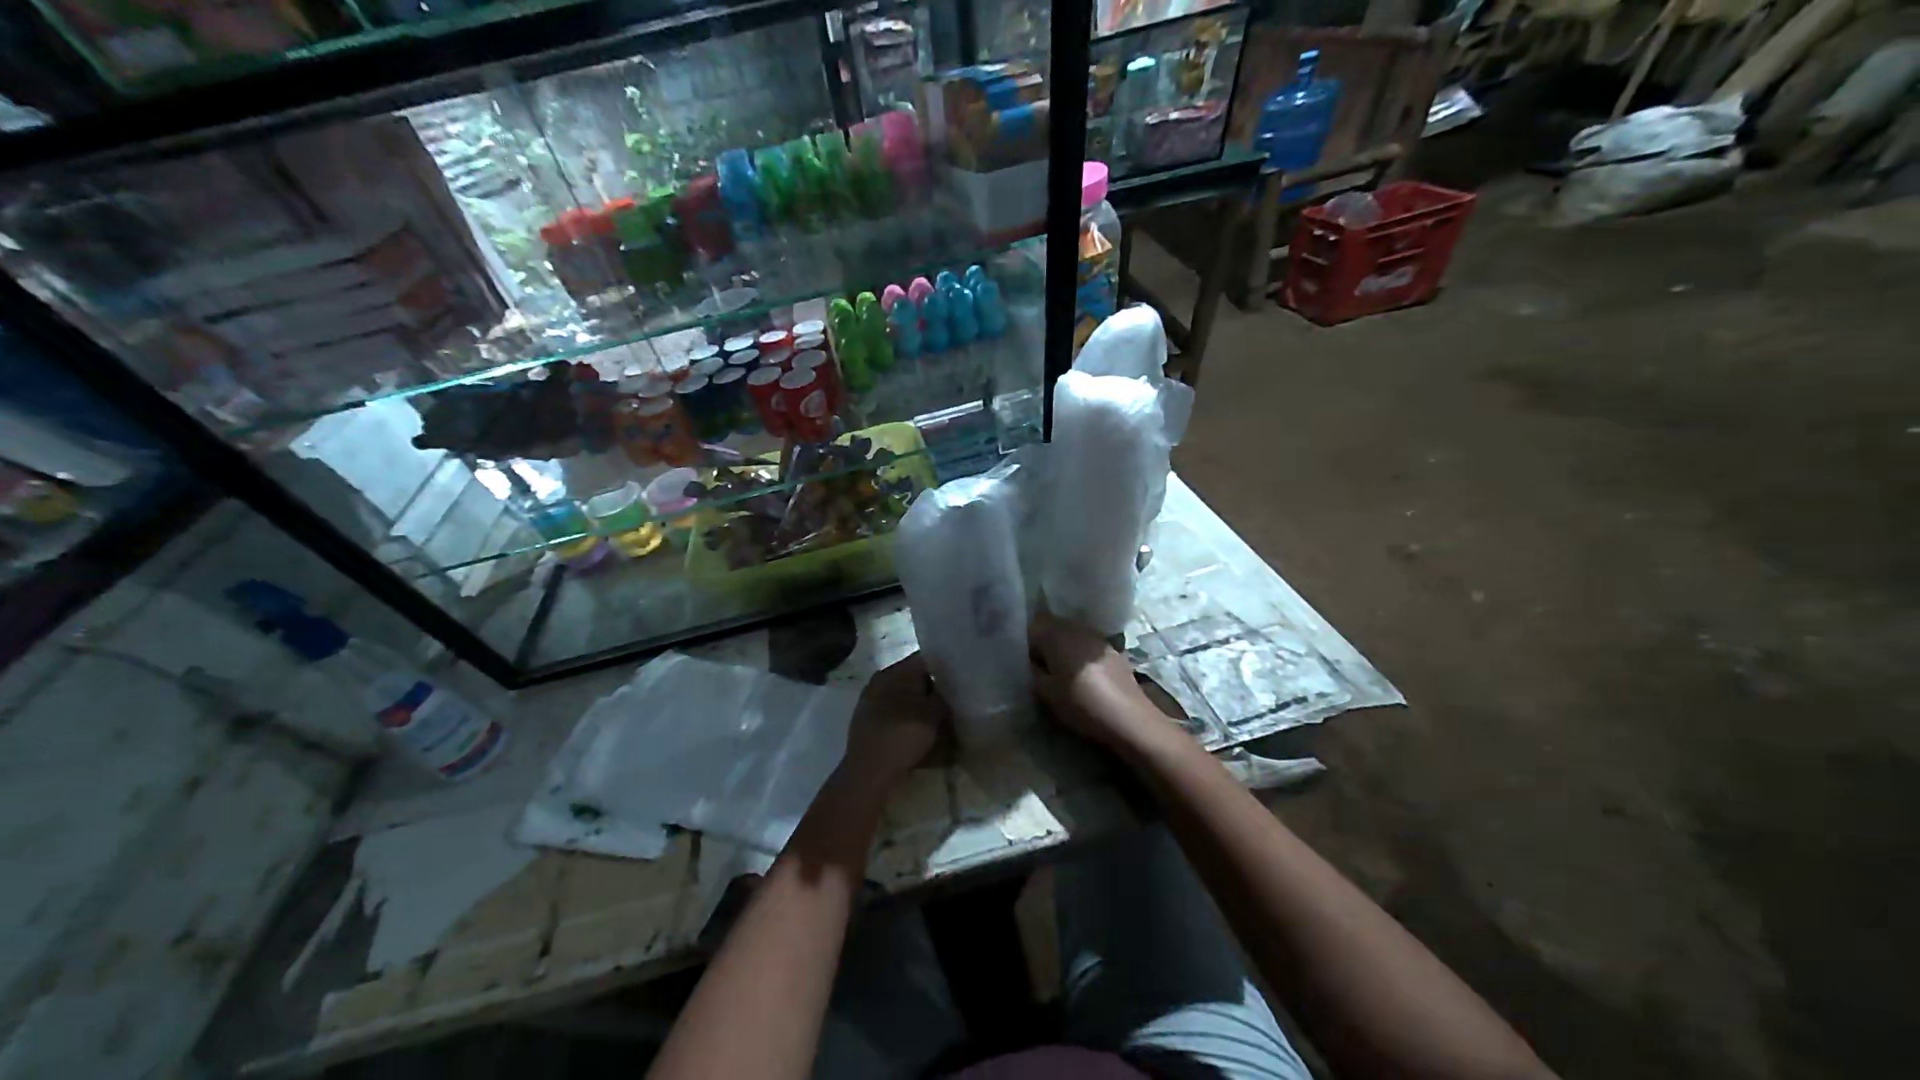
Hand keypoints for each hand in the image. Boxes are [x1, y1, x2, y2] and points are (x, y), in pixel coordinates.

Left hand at [831, 652, 948, 803]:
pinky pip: (898, 719)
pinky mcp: (870, 726)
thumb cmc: (903, 735)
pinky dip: (912, 725)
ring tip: (945, 726)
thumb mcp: (934, 712)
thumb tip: (950, 689)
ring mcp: (872, 705)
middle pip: (916, 681)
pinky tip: (927, 740)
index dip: (947, 668)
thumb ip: (945, 695)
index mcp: (893, 672)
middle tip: (957, 706)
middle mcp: (880, 682)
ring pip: (907, 702)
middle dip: (936, 693)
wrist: (869, 774)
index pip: (925, 659)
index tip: (964, 681)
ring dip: (925, 711)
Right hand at [1029, 611, 1160, 752]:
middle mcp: (1077, 628)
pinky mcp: (1112, 650)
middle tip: (1036, 665)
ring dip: (1061, 647)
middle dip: (1042, 641)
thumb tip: (1029, 662)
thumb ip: (1033, 672)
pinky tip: (1079, 673)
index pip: (1032, 625)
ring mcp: (1097, 637)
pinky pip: (1086, 644)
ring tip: (1057, 670)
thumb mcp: (1046, 693)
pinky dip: (1078, 653)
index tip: (1020, 658)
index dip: (1024, 640)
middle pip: (1052, 626)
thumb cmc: (1081, 704)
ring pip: (1070, 634)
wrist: (1129, 718)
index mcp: (1057, 634)